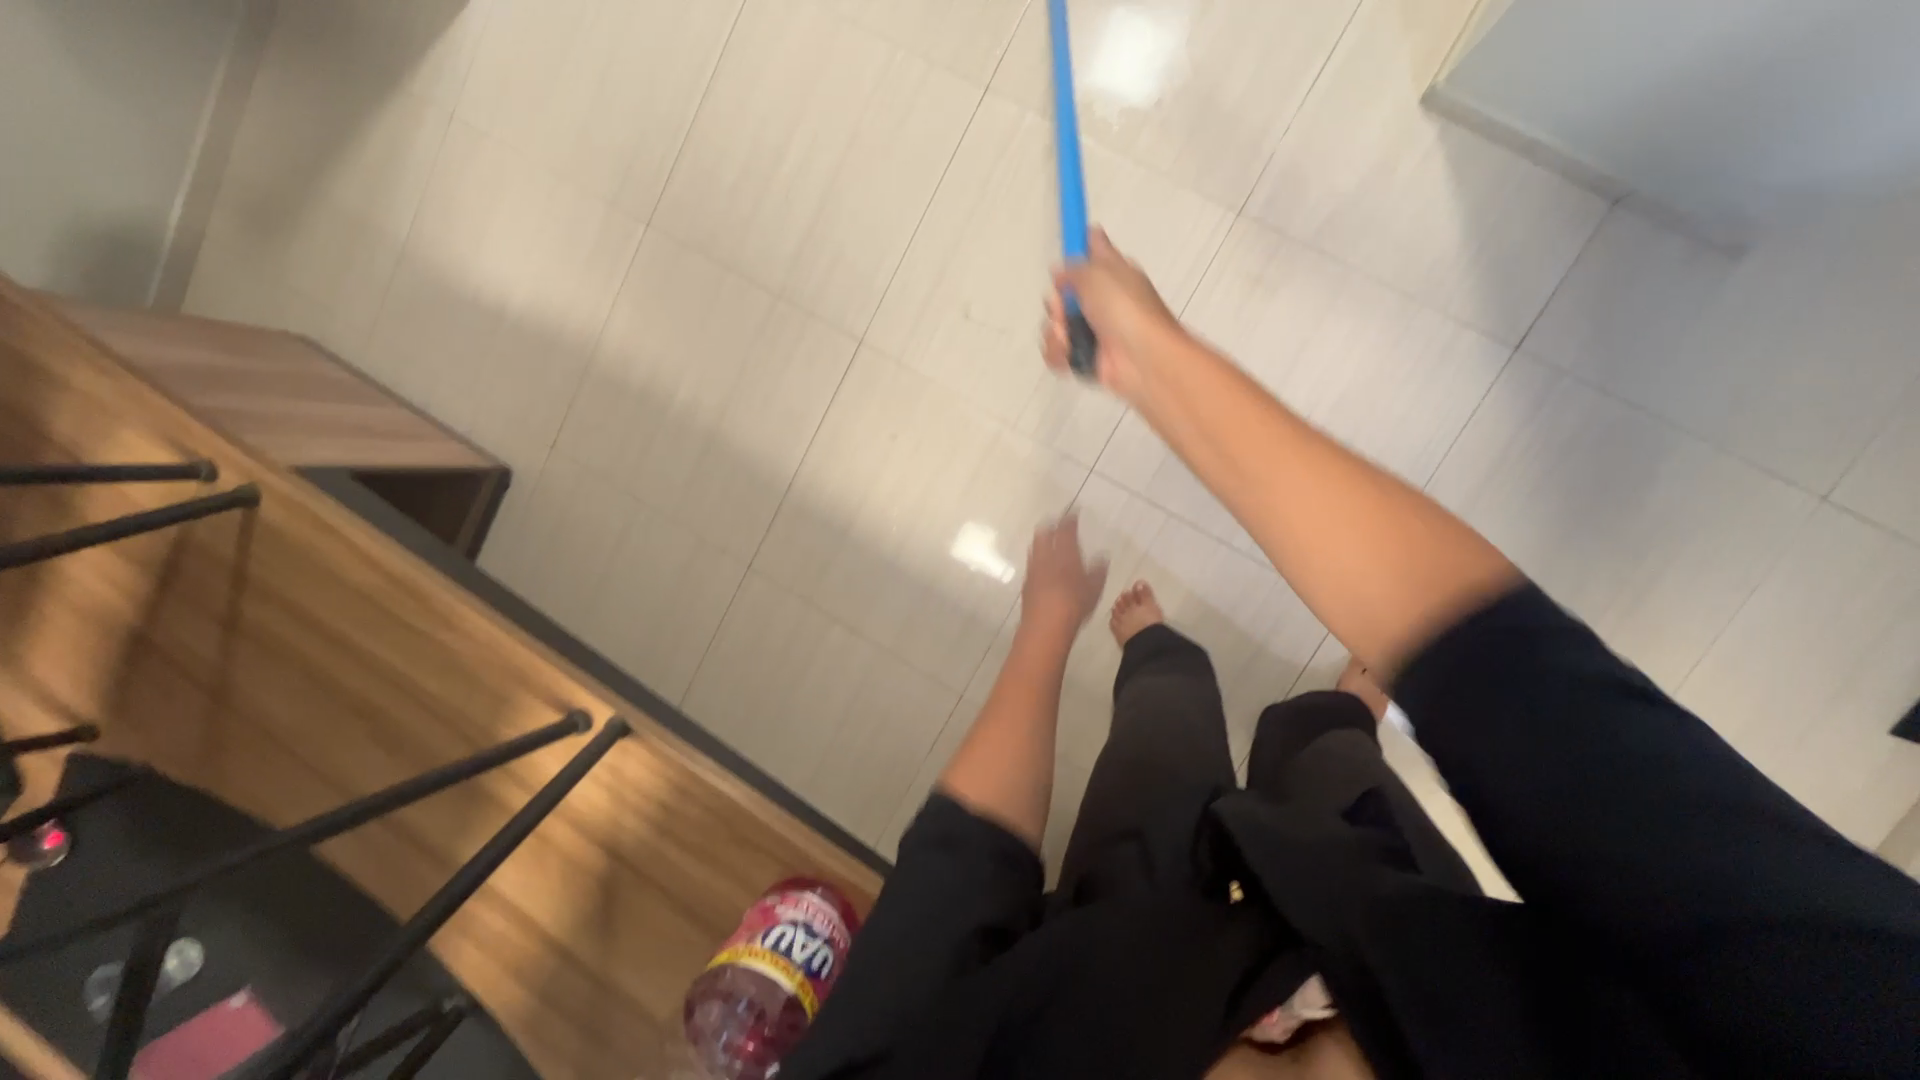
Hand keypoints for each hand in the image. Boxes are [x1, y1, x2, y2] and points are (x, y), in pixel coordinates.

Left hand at [1021, 513, 1108, 632]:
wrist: (1046, 625)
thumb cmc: (1075, 605)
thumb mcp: (1095, 588)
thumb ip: (1098, 570)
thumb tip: (1103, 556)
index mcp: (1065, 554)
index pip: (1066, 530)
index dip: (1070, 519)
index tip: (1073, 512)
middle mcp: (1046, 557)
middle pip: (1044, 533)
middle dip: (1050, 525)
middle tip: (1056, 521)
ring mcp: (1033, 569)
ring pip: (1034, 547)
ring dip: (1041, 539)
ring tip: (1046, 538)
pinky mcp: (1026, 583)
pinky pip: (1031, 562)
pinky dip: (1037, 557)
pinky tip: (1041, 563)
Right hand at [1041, 228, 1185, 400]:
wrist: (1142, 357)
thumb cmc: (1125, 309)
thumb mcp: (1097, 273)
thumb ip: (1074, 267)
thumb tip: (1061, 272)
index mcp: (1112, 272)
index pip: (1092, 249)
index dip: (1078, 245)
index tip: (1066, 248)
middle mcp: (1102, 300)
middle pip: (1064, 293)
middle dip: (1056, 301)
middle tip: (1062, 308)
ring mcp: (1093, 331)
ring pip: (1056, 324)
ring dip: (1055, 330)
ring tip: (1067, 335)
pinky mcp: (1085, 357)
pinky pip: (1058, 351)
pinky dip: (1058, 352)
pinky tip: (1068, 352)